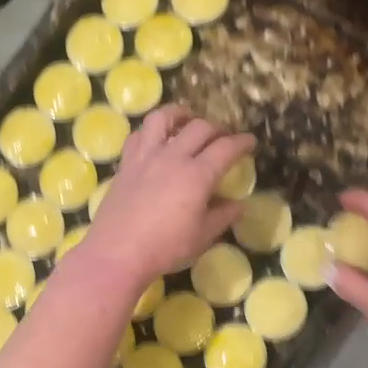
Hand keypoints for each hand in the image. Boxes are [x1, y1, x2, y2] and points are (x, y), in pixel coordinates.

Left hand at [81, 105, 254, 288]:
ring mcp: (146, 156)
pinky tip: (155, 138)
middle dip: (217, 128)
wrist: (117, 253)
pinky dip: (151, 130)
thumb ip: (222, 217)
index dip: (242, 142)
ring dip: (180, 114)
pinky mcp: (126, 163)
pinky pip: (139, 135)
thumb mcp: (201, 237)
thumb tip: (238, 205)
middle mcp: (173, 157)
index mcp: (198, 175)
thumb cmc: (164, 248)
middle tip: (224, 137)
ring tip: (188, 119)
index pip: (226, 148)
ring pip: (163, 118)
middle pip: (200, 127)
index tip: (250, 141)